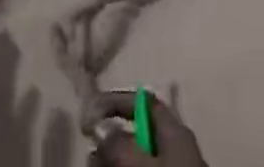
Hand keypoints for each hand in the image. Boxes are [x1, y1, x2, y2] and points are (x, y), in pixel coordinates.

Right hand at [91, 91, 206, 166]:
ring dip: (109, 164)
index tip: (91, 114)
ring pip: (133, 162)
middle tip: (90, 156)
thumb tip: (101, 126)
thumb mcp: (143, 166)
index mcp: (174, 133)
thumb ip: (121, 146)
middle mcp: (171, 151)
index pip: (145, 103)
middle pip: (136, 137)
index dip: (117, 102)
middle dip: (109, 144)